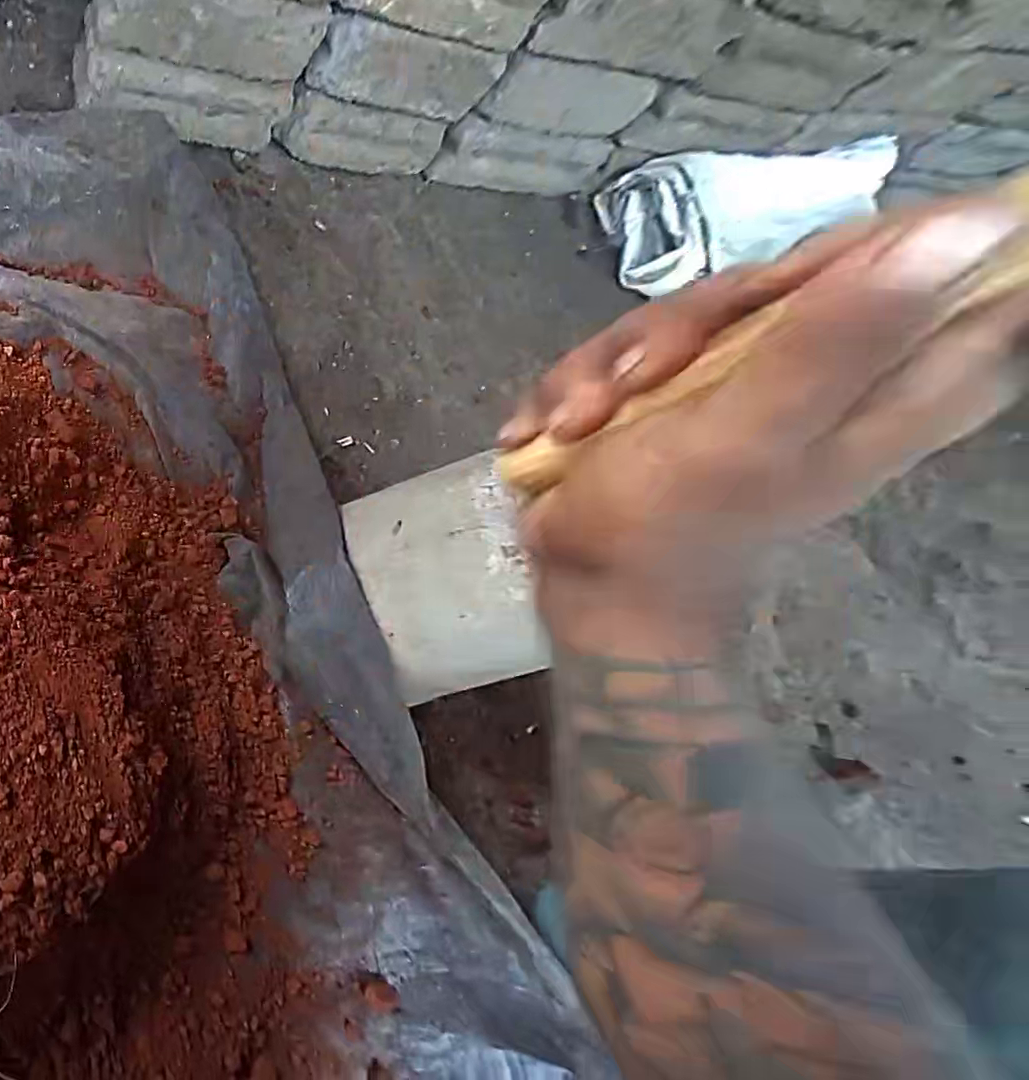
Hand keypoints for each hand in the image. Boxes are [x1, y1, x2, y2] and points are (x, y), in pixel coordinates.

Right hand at [513, 199, 1028, 652]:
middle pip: (760, 285)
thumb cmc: (665, 522)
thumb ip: (834, 341)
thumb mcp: (746, 435)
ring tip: (572, 426)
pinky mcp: (652, 398)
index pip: (926, 264)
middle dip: (671, 331)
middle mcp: (808, 372)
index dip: (847, 256)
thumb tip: (961, 226)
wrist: (584, 578)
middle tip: (635, 383)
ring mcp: (722, 384)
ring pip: (666, 323)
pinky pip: (607, 360)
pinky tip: (542, 433)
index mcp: (885, 381)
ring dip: (598, 372)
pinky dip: (565, 395)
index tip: (766, 294)